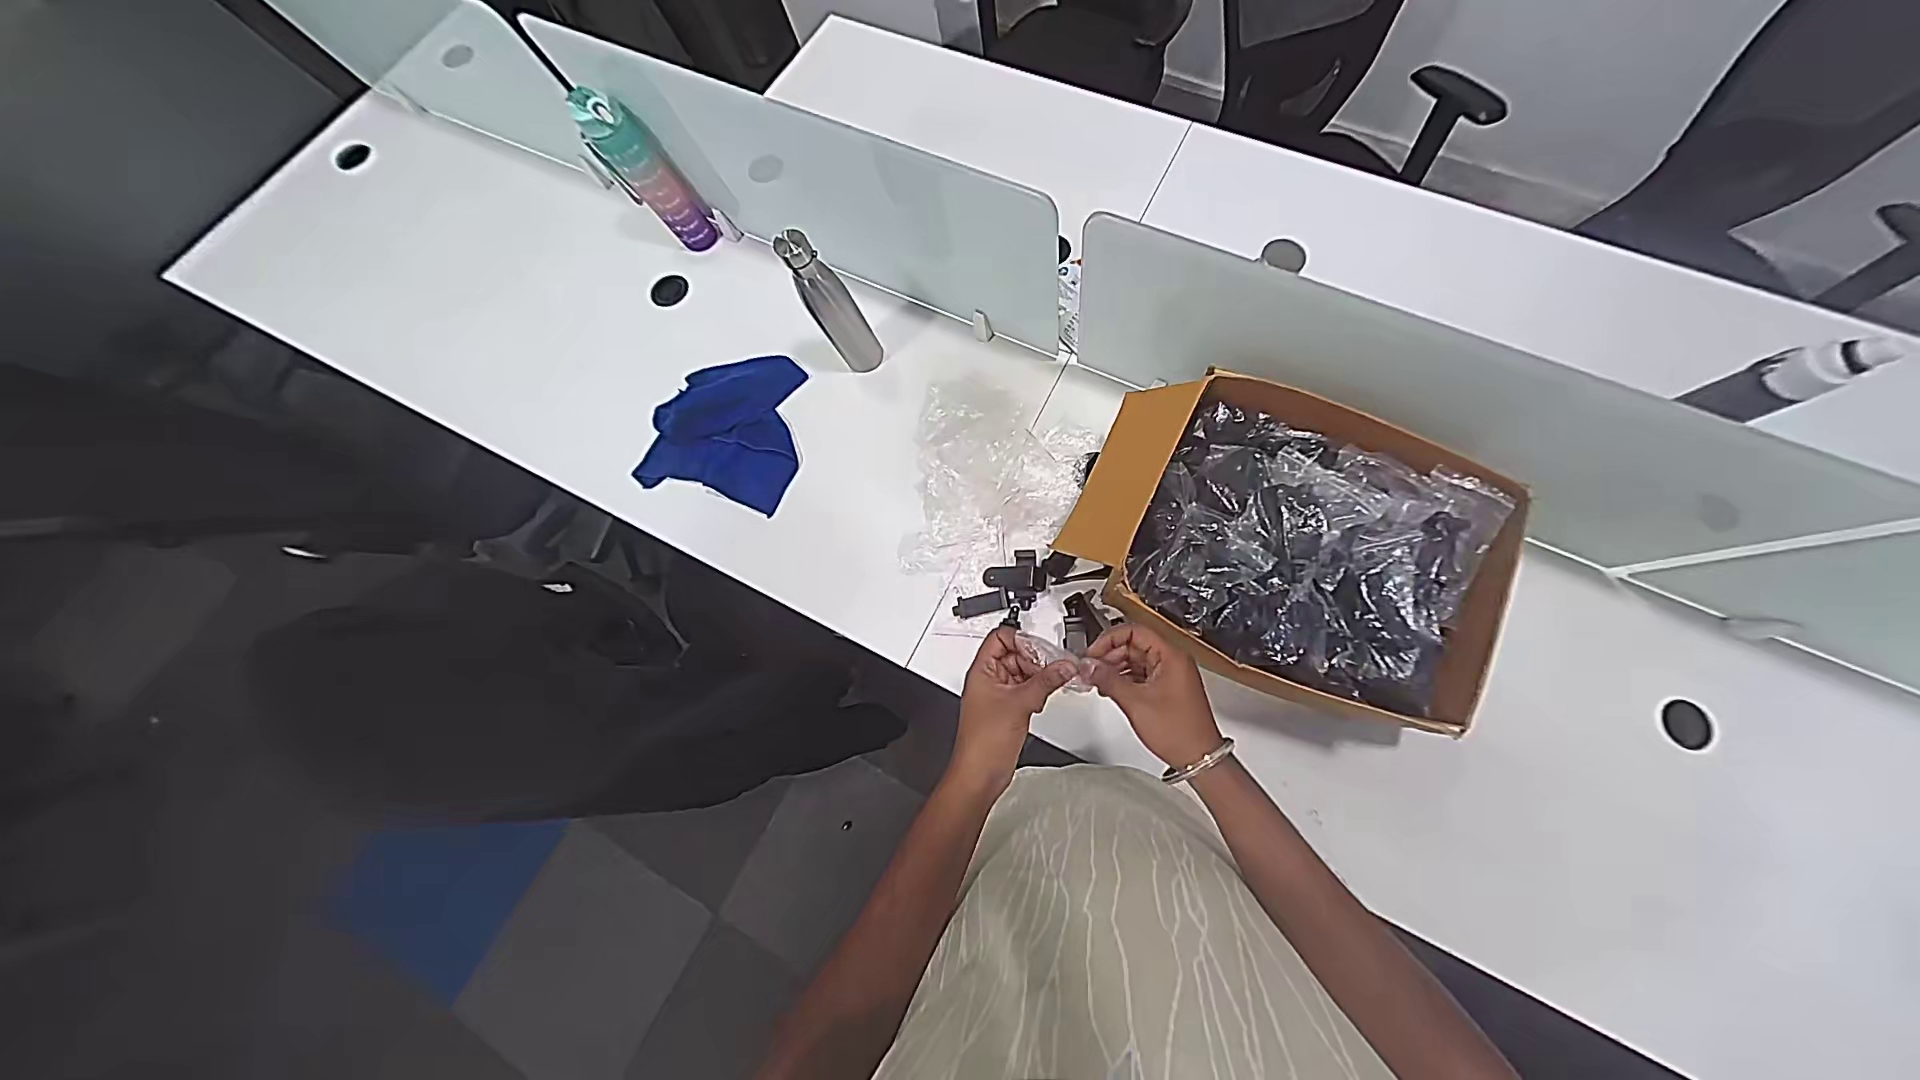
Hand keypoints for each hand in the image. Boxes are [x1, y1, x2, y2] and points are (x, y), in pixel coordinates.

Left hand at [951, 627, 1076, 790]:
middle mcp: (989, 680)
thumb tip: (1063, 666)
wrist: (980, 773)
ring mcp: (999, 695)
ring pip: (1023, 672)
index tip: (1041, 649)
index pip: (1000, 638)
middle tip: (1054, 665)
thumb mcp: (1020, 703)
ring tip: (1053, 681)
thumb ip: (1045, 681)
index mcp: (982, 670)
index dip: (1021, 639)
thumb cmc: (982, 742)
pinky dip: (1038, 690)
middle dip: (1035, 658)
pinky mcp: (1009, 708)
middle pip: (1015, 653)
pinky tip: (1045, 697)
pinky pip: (1026, 689)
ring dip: (1039, 675)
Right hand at [1085, 624, 1222, 768]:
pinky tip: (1110, 688)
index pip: (1134, 631)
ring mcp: (1169, 674)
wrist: (1198, 758)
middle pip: (1132, 644)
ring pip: (1134, 660)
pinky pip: (1139, 674)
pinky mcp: (1166, 687)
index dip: (1109, 639)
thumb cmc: (1180, 732)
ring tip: (1097, 680)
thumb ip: (1108, 679)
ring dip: (1114, 668)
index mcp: (1171, 656)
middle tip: (1091, 668)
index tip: (1094, 653)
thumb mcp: (1136, 702)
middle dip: (1109, 655)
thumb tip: (1089, 666)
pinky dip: (1123, 679)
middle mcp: (1172, 661)